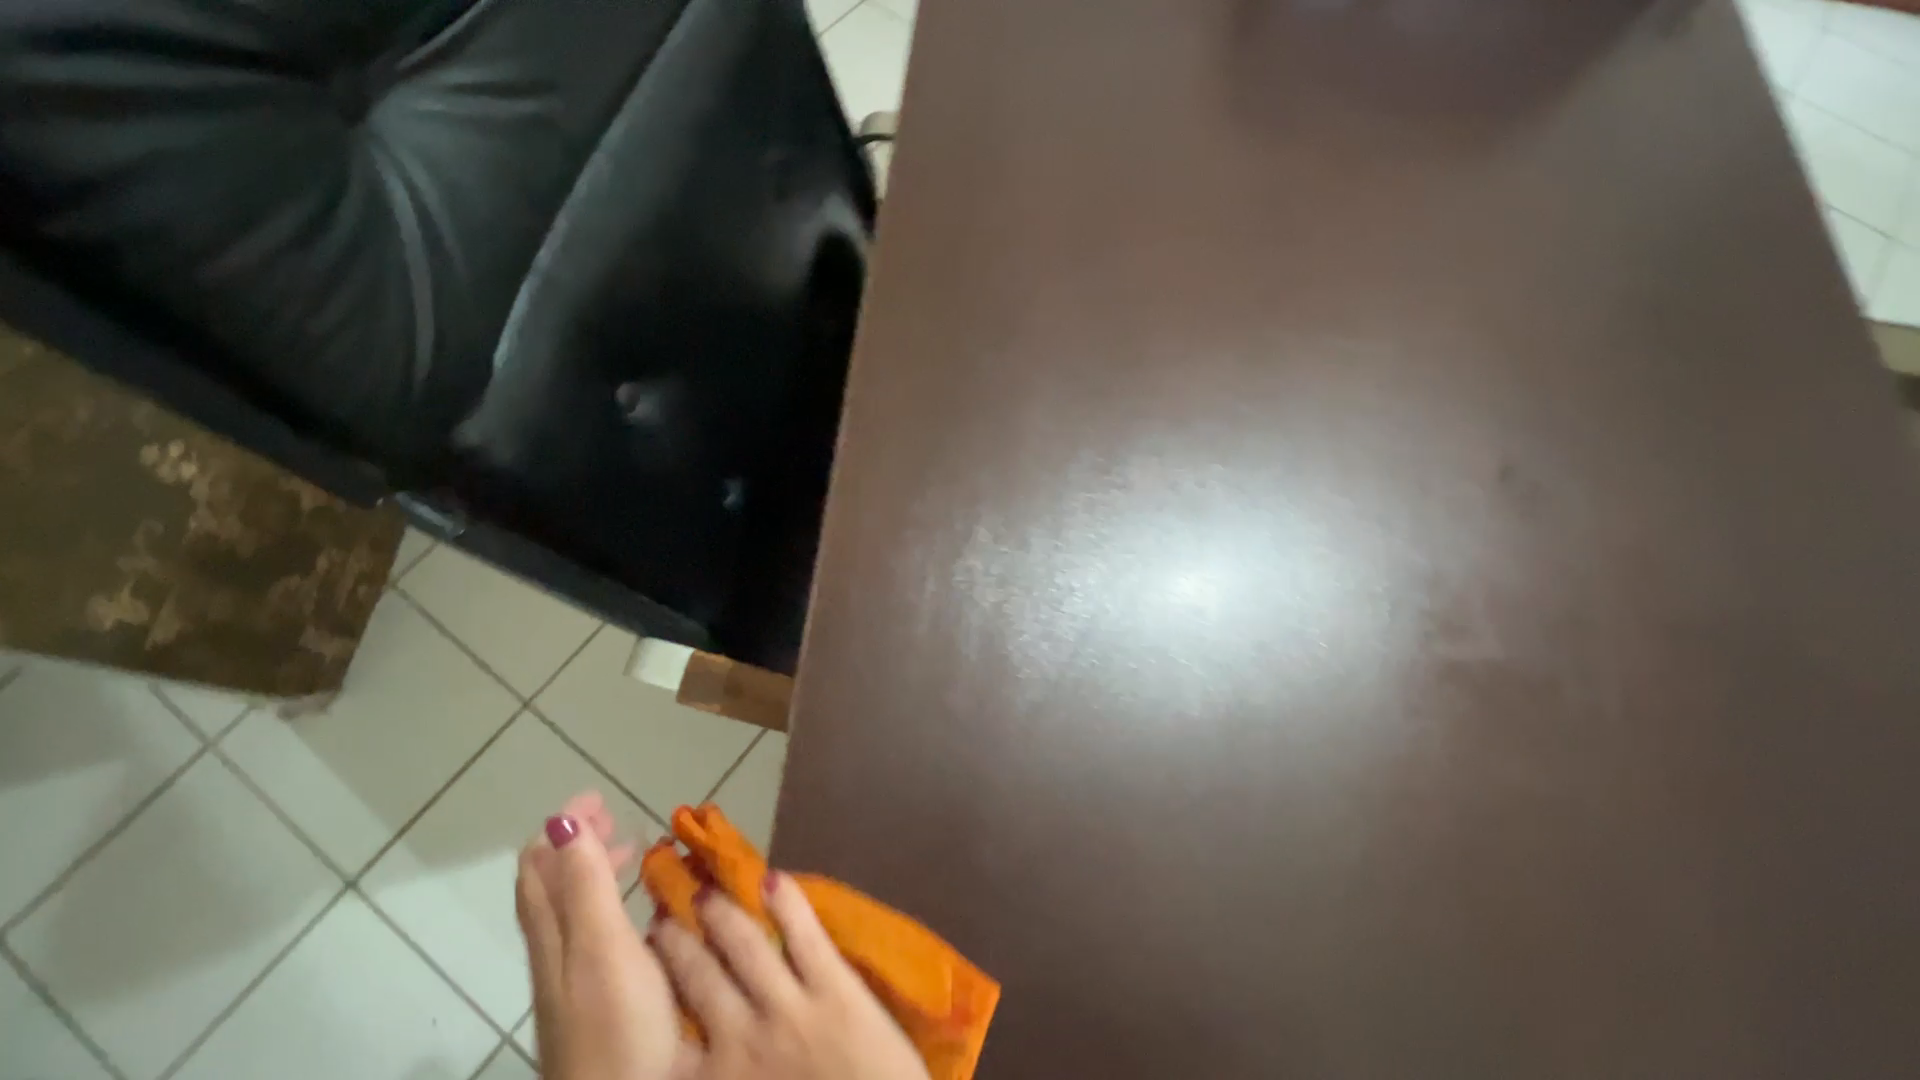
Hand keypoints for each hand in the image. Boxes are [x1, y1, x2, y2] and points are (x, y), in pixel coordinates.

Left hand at [516, 792, 689, 1079]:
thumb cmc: (616, 1028)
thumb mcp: (603, 948)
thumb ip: (584, 886)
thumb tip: (560, 818)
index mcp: (553, 935)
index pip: (539, 866)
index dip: (562, 826)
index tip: (598, 796)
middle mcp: (554, 954)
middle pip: (550, 886)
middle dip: (576, 843)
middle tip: (615, 816)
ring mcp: (572, 982)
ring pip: (572, 911)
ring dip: (593, 872)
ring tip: (632, 853)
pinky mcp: (594, 1004)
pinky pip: (593, 935)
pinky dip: (610, 906)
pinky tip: (643, 919)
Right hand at [650, 872, 931, 1079]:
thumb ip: (716, 1075)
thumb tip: (691, 1054)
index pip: (668, 1032)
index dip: (651, 991)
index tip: (639, 963)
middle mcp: (740, 1038)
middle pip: (697, 975)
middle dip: (676, 941)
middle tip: (662, 914)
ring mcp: (788, 1009)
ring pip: (744, 946)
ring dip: (722, 913)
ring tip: (705, 891)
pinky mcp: (835, 988)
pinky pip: (805, 936)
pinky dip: (787, 904)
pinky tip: (772, 878)